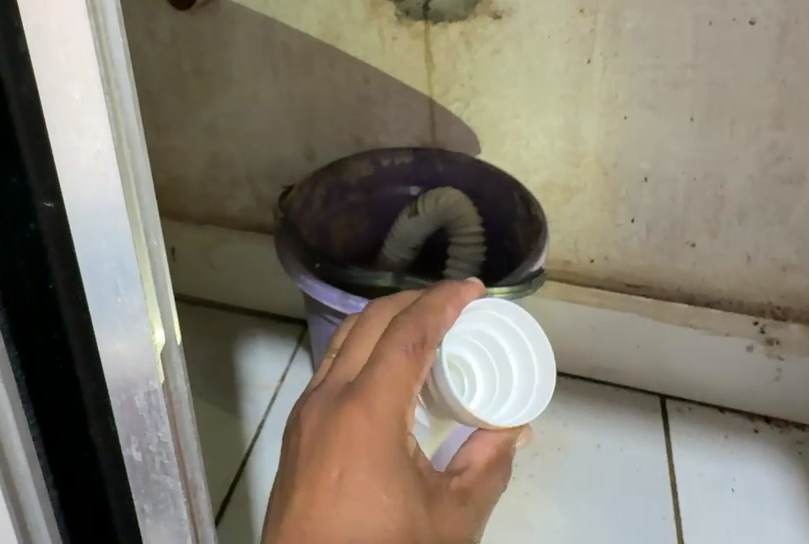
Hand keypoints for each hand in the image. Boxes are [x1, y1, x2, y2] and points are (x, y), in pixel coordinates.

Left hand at [262, 279, 525, 543]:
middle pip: (372, 321)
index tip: (473, 289)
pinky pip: (332, 366)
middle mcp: (329, 395)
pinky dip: (363, 349)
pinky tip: (389, 371)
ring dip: (385, 322)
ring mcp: (306, 410)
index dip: (442, 302)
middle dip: (415, 301)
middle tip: (455, 306)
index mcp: (367, 410)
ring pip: (345, 338)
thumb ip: (485, 467)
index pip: (408, 332)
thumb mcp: (450, 522)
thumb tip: (511, 428)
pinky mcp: (297, 429)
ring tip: (425, 328)